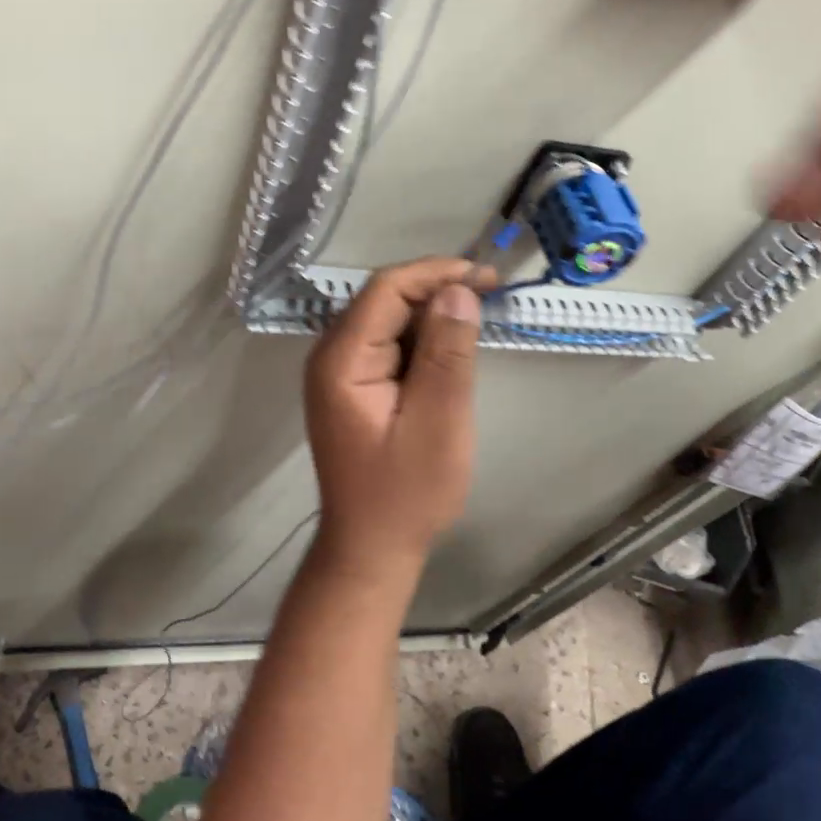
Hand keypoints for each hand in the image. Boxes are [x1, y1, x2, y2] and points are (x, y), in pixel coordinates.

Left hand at [304, 257, 495, 567]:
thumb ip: (446, 354)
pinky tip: (450, 349)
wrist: (370, 547)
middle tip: (489, 295)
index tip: (486, 277)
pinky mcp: (350, 388)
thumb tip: (458, 290)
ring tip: (477, 319)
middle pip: (383, 299)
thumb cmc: (406, 494)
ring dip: (430, 314)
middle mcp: (330, 357)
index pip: (386, 289)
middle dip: (435, 289)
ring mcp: (337, 373)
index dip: (436, 273)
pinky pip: (385, 346)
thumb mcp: (439, 422)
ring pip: (386, 320)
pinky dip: (419, 340)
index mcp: (341, 360)